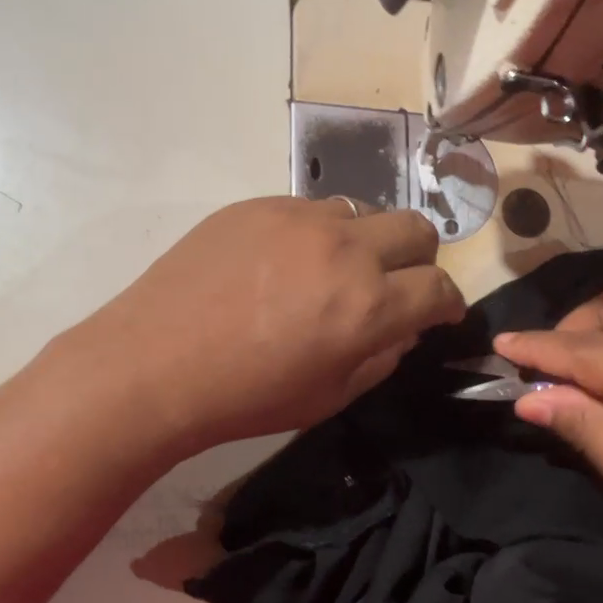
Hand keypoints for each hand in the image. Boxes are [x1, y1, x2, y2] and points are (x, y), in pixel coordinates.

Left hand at [82, 196, 465, 450]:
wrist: (153, 366)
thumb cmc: (247, 398)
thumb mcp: (330, 396)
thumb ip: (382, 356)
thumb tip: (404, 327)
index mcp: (369, 306)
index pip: (440, 287)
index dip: (449, 304)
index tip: (439, 314)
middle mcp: (345, 250)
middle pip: (416, 228)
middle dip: (420, 259)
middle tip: (397, 286)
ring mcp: (299, 218)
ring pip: (362, 213)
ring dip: (365, 243)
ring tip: (332, 274)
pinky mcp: (259, 204)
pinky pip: (310, 209)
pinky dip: (316, 234)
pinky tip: (283, 265)